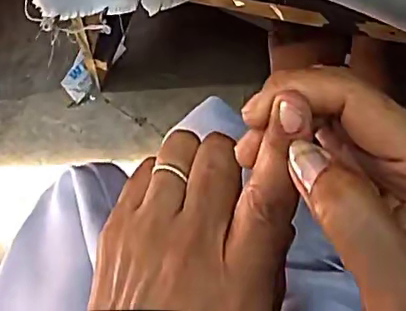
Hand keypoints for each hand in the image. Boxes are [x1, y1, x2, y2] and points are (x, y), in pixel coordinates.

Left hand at [89, 99, 308, 310]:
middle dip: (230, 158)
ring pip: (179, 148)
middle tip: (229, 183)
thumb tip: (278, 190)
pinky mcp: (115, 228)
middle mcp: (192, 241)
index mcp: (239, 269)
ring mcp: (148, 230)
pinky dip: (159, 176)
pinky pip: (144, 167)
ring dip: (193, 162)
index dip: (281, 142)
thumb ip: (273, 245)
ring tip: (194, 190)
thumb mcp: (256, 304)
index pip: (268, 186)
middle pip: (220, 151)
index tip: (291, 114)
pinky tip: (164, 204)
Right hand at [237, 68, 405, 310]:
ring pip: (339, 121)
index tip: (258, 114)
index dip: (303, 92)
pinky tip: (282, 162)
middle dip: (292, 105)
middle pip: (347, 100)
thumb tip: (302, 154)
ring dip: (294, 124)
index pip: (359, 97)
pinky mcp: (388, 190)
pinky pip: (340, 152)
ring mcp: (405, 171)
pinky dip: (304, 149)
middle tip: (249, 137)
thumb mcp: (405, 289)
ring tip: (256, 148)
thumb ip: (356, 219)